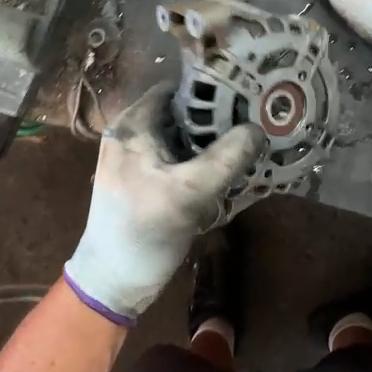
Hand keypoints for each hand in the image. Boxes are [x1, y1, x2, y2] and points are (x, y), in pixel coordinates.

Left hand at [63, 85, 265, 324]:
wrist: (111, 283)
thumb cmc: (142, 232)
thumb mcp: (188, 193)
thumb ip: (225, 159)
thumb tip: (259, 128)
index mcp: (132, 123)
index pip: (179, 87)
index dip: (213, 88)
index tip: (249, 93)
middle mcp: (134, 131)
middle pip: (185, 111)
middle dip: (220, 115)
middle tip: (259, 117)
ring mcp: (141, 156)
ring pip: (187, 135)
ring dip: (216, 138)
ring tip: (253, 138)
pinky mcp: (150, 178)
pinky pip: (184, 156)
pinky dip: (206, 158)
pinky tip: (233, 165)